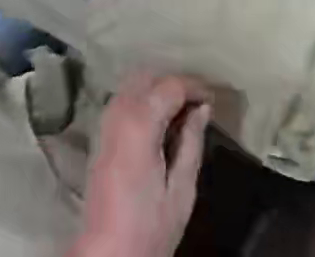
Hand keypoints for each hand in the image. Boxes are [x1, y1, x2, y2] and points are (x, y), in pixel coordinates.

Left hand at [71, 71, 211, 256]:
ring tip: (184, 111)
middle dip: (176, 84)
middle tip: (200, 104)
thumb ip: (192, 143)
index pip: (170, 85)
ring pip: (134, 83)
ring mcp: (106, 118)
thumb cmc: (149, 226)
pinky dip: (145, 97)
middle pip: (149, 76)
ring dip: (159, 89)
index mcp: (139, 122)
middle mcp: (119, 110)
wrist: (106, 251)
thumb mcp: (181, 190)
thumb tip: (202, 109)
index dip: (194, 87)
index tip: (213, 99)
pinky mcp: (101, 129)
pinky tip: (162, 120)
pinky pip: (125, 97)